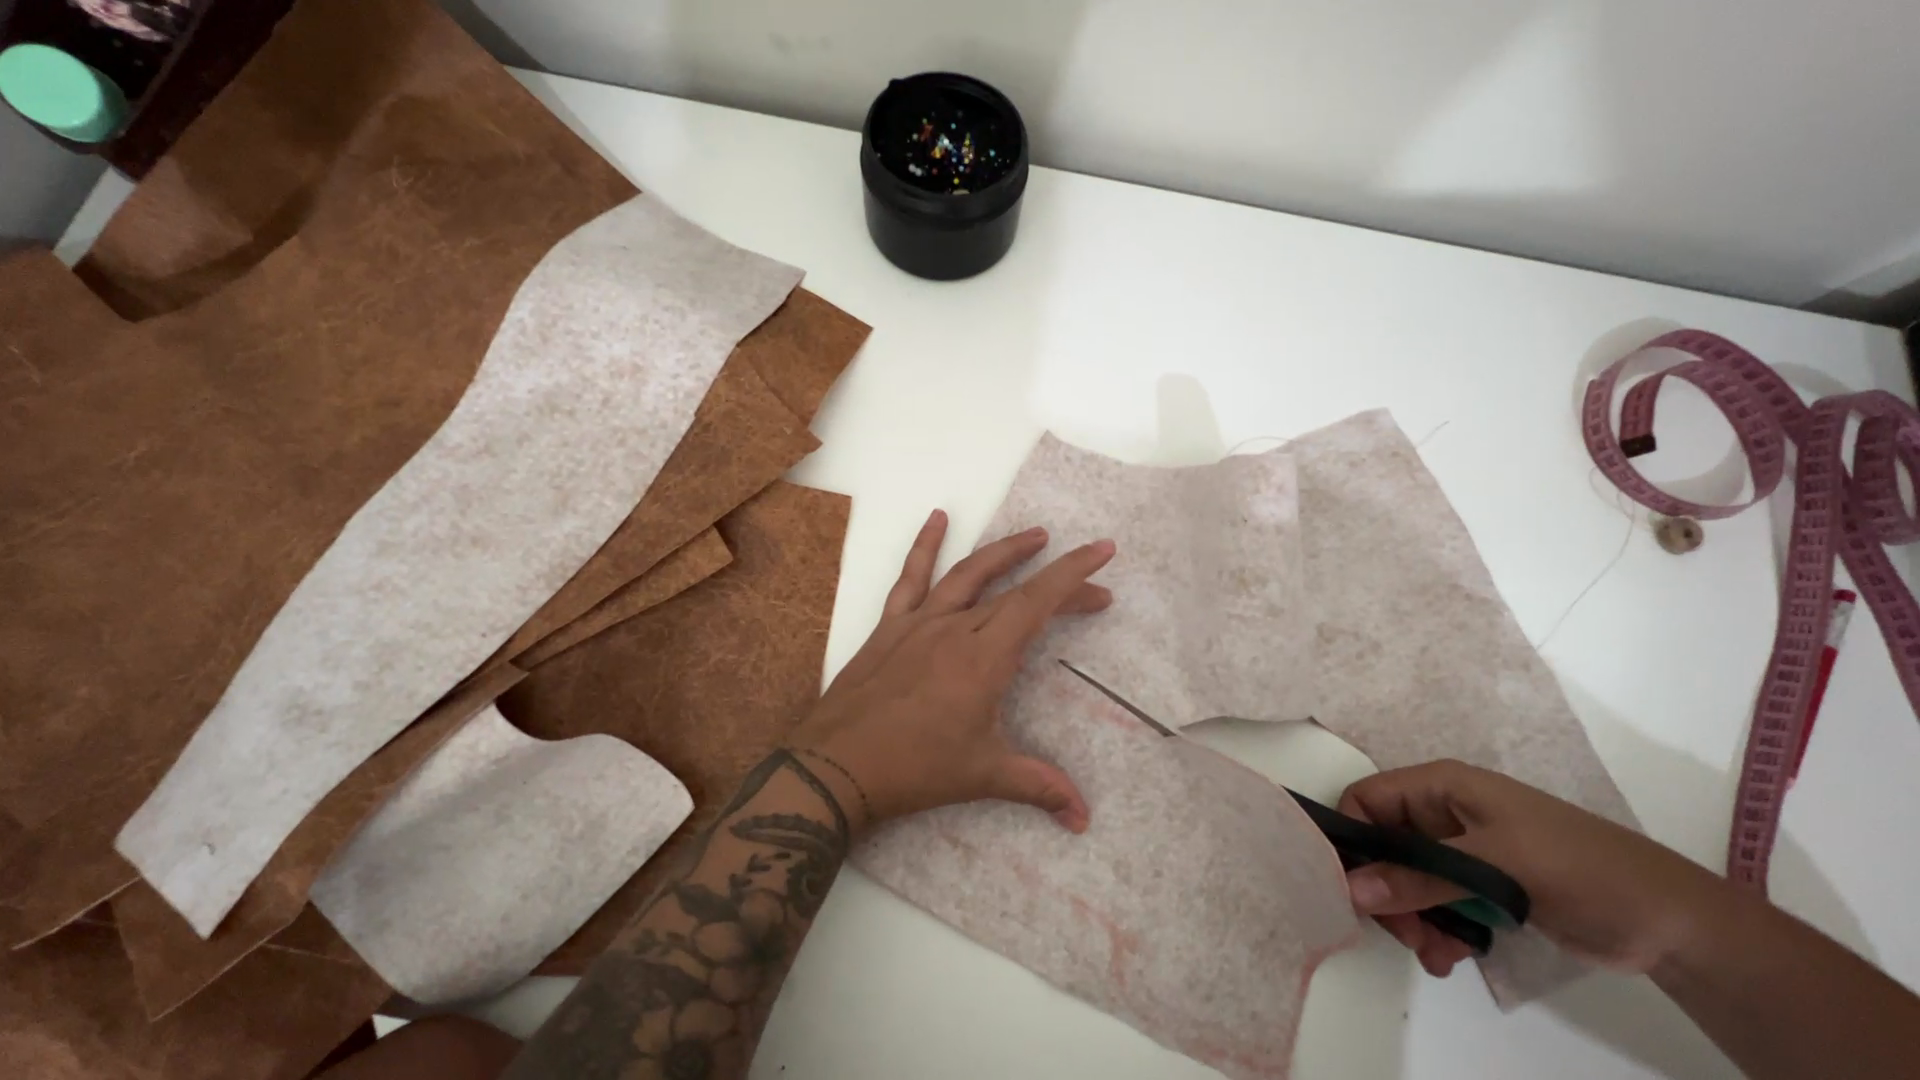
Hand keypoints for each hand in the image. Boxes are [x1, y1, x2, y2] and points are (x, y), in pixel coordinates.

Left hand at [787, 510, 1115, 836]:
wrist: (836, 765)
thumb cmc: (914, 770)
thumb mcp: (983, 776)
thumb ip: (1038, 786)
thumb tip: (1083, 818)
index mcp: (984, 658)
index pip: (1038, 603)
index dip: (1073, 574)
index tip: (1103, 551)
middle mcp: (955, 628)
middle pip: (1014, 591)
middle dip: (1057, 580)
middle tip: (1091, 583)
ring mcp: (918, 623)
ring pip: (968, 573)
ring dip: (1004, 551)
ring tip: (1034, 535)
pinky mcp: (889, 627)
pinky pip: (910, 578)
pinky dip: (925, 546)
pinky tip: (937, 519)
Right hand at [1338, 760, 1723, 977]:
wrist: (1670, 921)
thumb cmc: (1580, 869)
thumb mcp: (1497, 867)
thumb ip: (1421, 877)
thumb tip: (1350, 889)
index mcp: (1441, 786)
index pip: (1366, 800)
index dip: (1350, 840)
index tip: (1352, 891)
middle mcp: (1443, 813)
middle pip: (1381, 846)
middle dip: (1385, 892)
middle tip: (1406, 934)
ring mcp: (1463, 851)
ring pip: (1404, 880)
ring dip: (1410, 919)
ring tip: (1436, 953)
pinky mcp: (1481, 887)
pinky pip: (1433, 903)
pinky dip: (1434, 931)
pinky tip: (1451, 958)